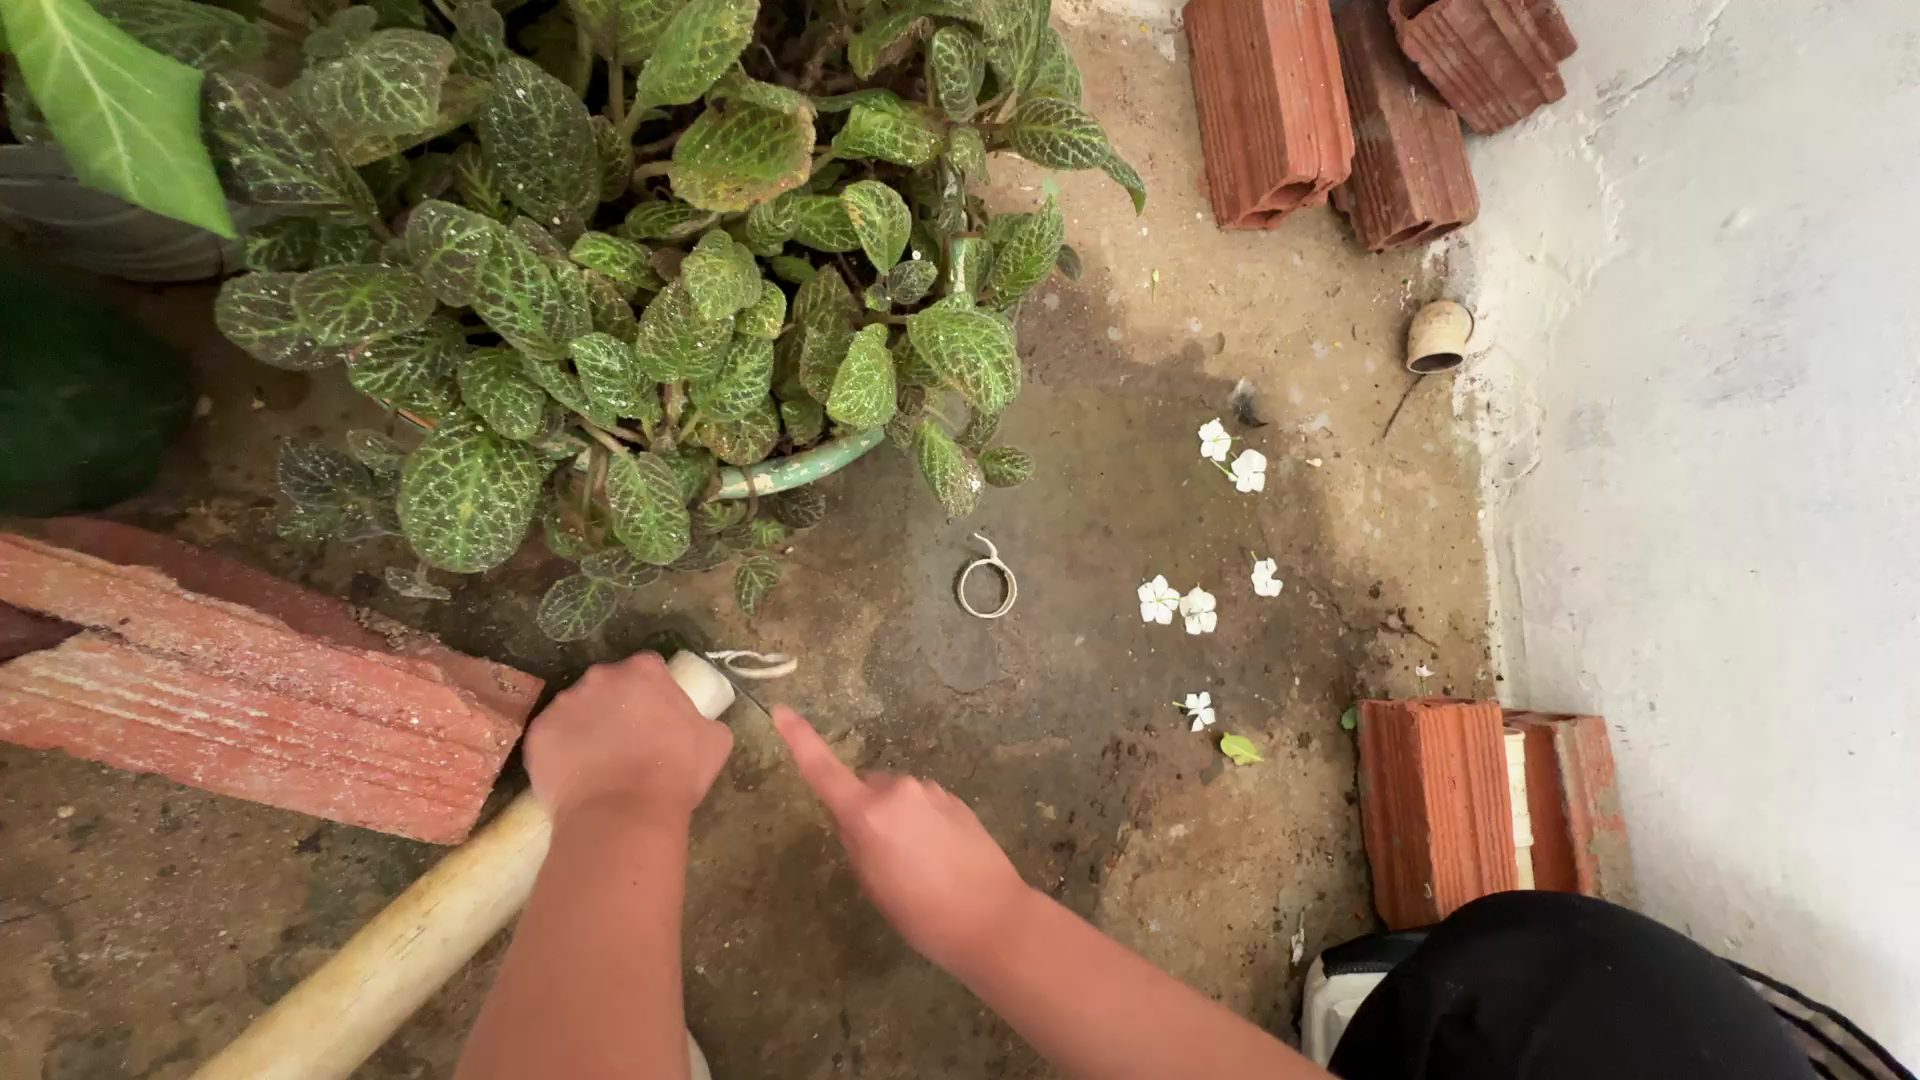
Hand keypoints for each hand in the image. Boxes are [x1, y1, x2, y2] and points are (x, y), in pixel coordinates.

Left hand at [524, 652, 732, 823]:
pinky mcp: (538, 733)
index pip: (648, 668)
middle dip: (616, 704)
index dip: (653, 692)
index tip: (656, 716)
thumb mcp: (714, 739)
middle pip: (608, 684)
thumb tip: (693, 725)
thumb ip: (701, 719)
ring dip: (587, 726)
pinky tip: (577, 775)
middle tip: (628, 739)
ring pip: (577, 709)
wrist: (624, 813)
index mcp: (644, 671)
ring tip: (600, 762)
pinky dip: (562, 751)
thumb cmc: (676, 772)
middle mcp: (601, 677)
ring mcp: (565, 703)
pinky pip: (552, 737)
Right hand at [773, 705, 1031, 969]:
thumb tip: (854, 819)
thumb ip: (856, 842)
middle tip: (882, 858)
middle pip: (866, 788)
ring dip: (896, 818)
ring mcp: (930, 790)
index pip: (823, 769)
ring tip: (916, 865)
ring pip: (897, 797)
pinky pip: (923, 804)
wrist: (991, 917)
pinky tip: (939, 857)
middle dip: (865, 810)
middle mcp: (898, 790)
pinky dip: (921, 822)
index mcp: (868, 813)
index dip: (799, 738)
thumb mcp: (873, 884)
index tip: (781, 710)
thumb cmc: (921, 914)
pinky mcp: (954, 798)